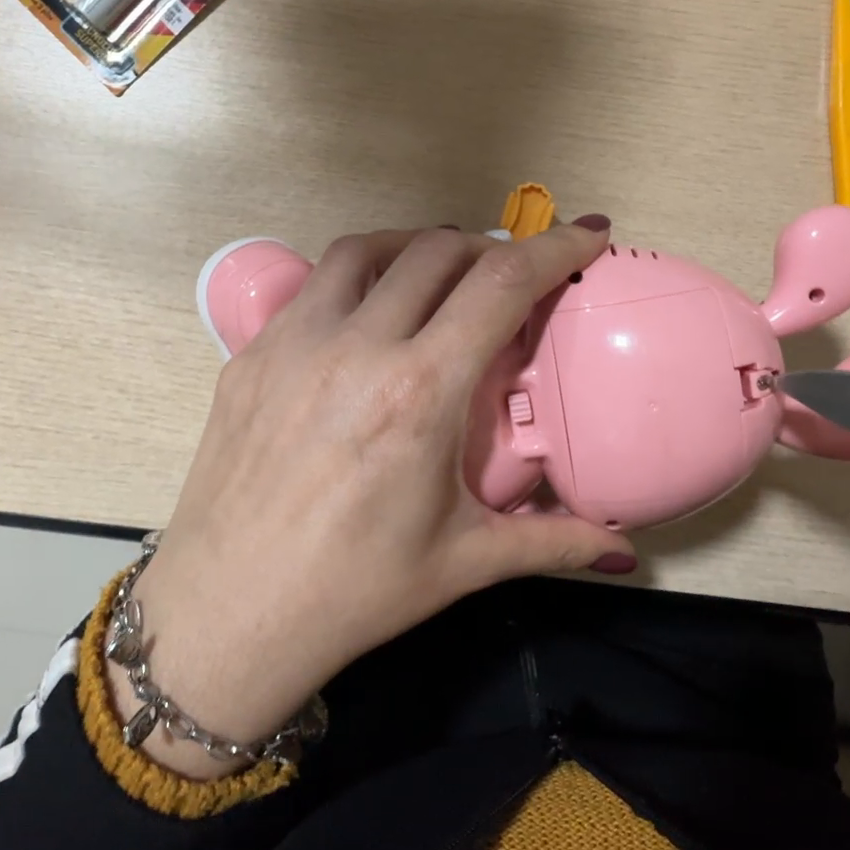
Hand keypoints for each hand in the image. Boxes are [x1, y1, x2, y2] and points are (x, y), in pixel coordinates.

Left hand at [114, 220, 635, 778]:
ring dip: (414, 247)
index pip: (500, 285)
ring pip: (363, 250)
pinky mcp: (248, 357)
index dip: (553, 248)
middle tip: (512, 274)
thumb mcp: (463, 562)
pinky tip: (364, 321)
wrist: (228, 614)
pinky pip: (309, 290)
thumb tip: (621, 548)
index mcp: (419, 392)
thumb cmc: (352, 593)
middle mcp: (353, 348)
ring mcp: (290, 344)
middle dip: (489, 248)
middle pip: (436, 250)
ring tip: (439, 274)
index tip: (586, 236)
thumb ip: (552, 541)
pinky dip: (353, 282)